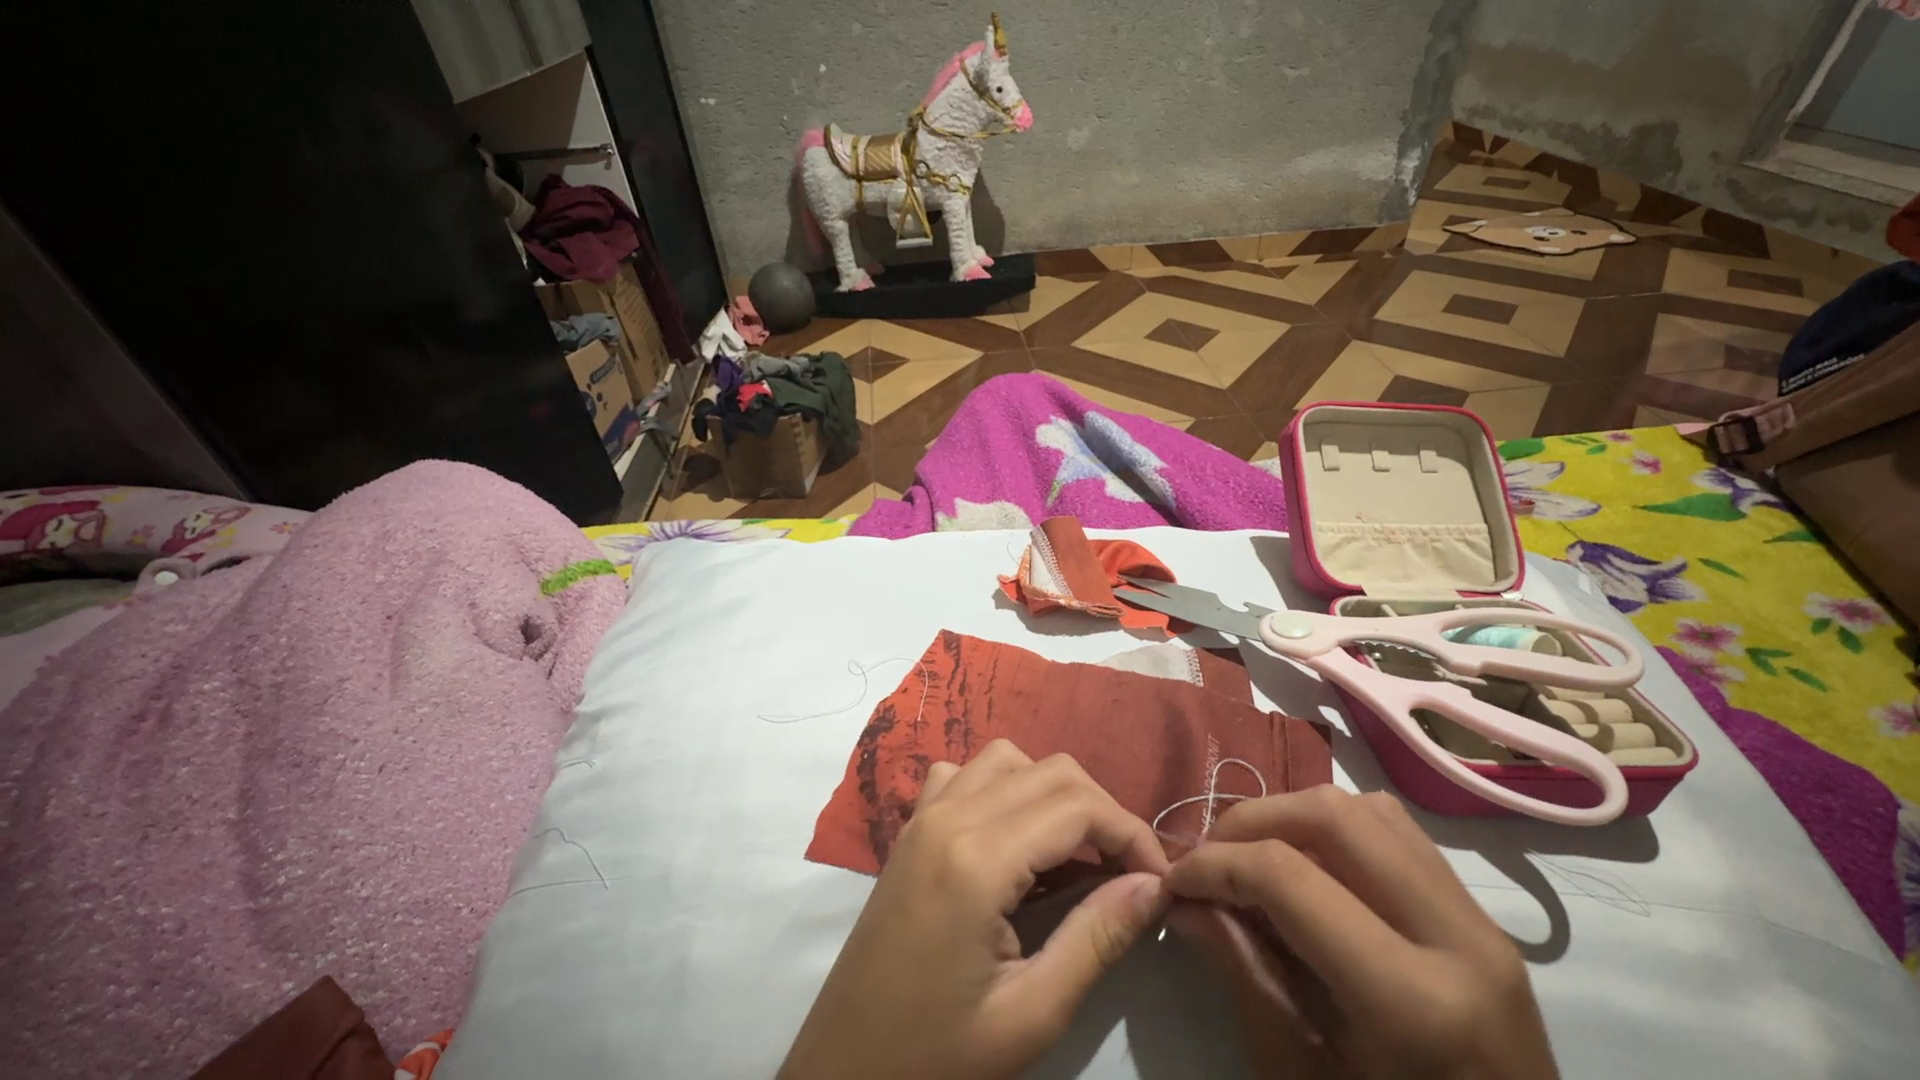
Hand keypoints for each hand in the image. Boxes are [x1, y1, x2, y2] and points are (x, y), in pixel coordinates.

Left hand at [779, 740, 1171, 1079]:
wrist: (846, 1065)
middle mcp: (947, 818)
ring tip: (1076, 854)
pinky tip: (1014, 840)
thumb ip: (1097, 938)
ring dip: (1055, 793)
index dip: (1133, 834)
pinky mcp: (909, 830)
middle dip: (1103, 812)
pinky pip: (963, 775)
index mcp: (976, 860)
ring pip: (1007, 760)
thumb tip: (1155, 884)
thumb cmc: (937, 1052)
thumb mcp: (1031, 1013)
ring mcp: (922, 817)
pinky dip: (1004, 787)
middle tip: (1128, 873)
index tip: (1160, 882)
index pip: (1078, 807)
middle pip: (1050, 771)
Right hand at [1167, 787, 1558, 1079]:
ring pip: (1370, 811)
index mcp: (1413, 1002)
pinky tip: (1310, 874)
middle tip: (1210, 861)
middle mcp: (1458, 940)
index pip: (1290, 878)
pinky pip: (1401, 837)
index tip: (1176, 883)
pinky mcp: (1483, 920)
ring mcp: (1482, 924)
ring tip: (1255, 861)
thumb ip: (1244, 977)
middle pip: (1334, 817)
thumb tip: (1186, 901)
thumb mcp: (1299, 1078)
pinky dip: (1338, 833)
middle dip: (1252, 822)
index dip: (1216, 865)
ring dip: (1296, 818)